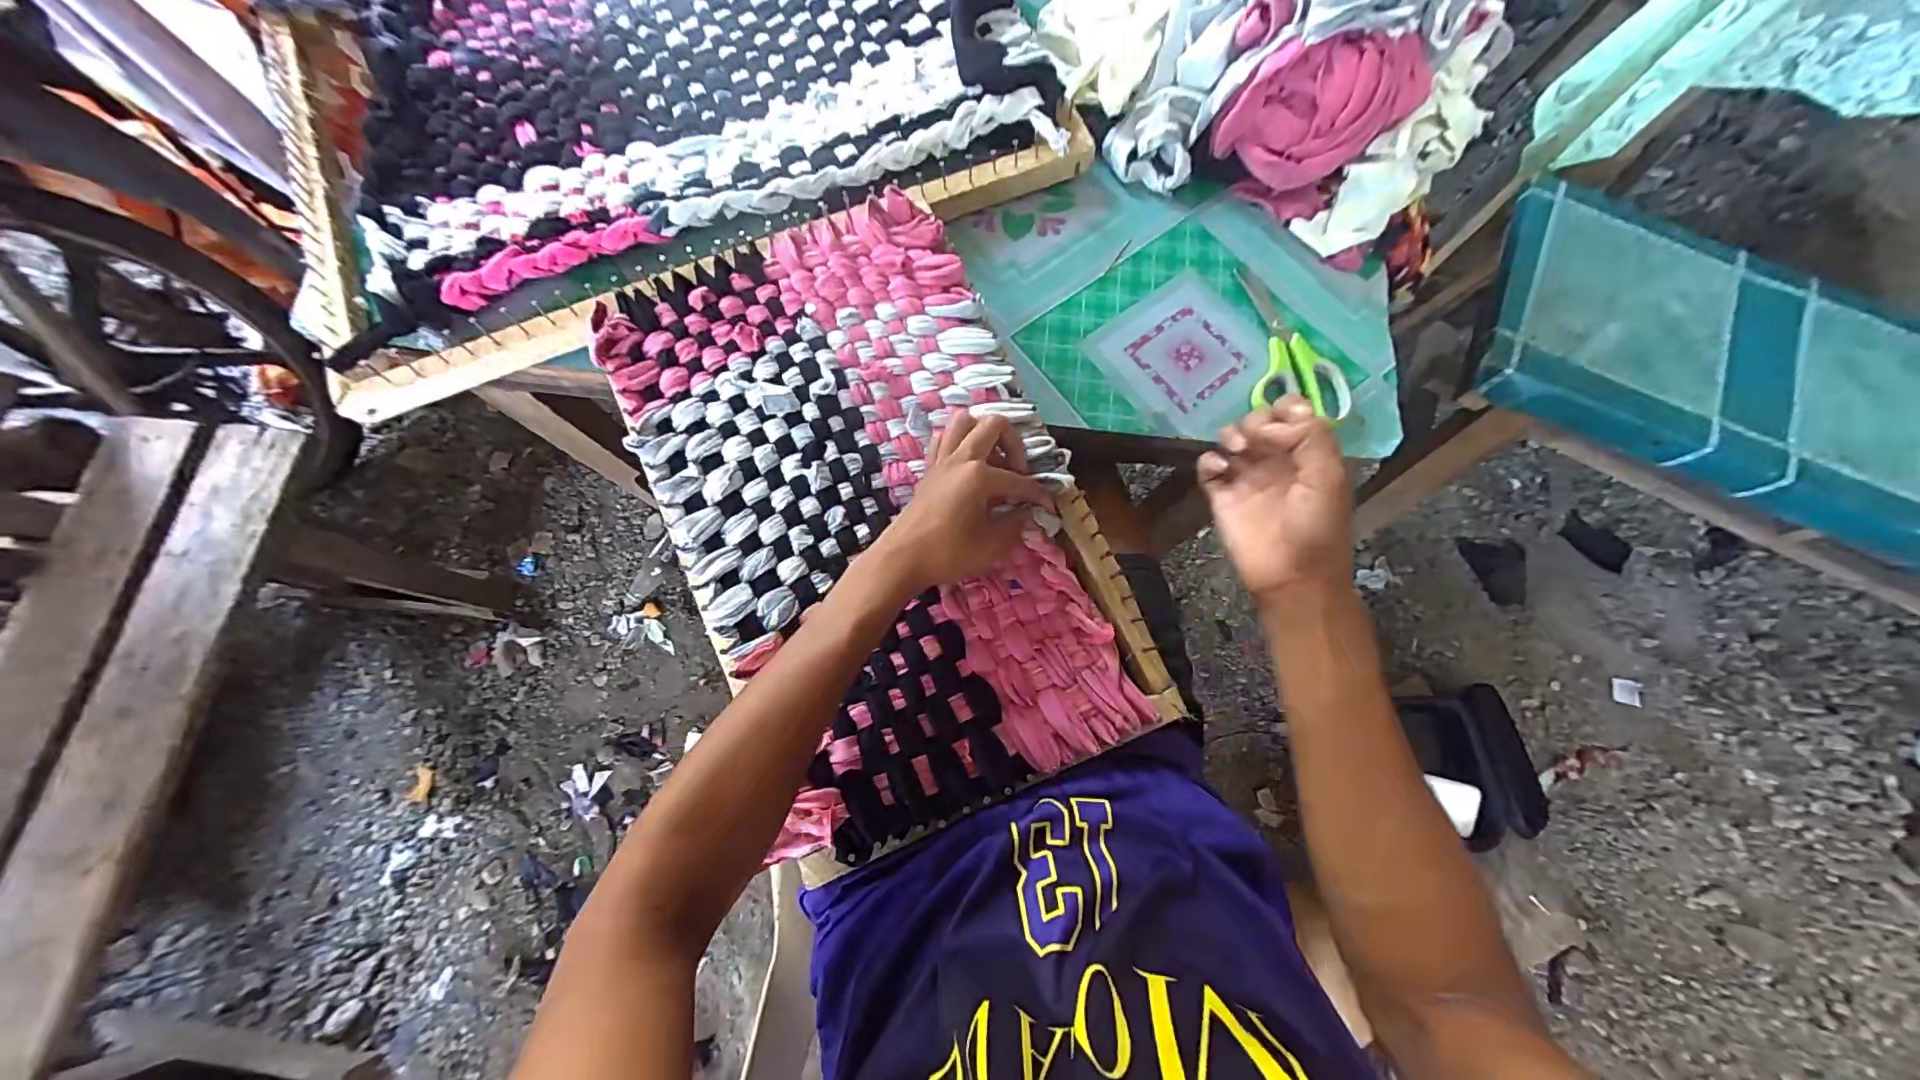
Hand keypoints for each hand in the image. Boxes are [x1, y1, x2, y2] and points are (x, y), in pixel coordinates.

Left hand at [866, 411, 1050, 592]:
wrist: (902, 558)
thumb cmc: (948, 554)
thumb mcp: (992, 546)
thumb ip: (1016, 524)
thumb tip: (1027, 512)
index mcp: (980, 476)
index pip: (1020, 480)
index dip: (1038, 495)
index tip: (1048, 507)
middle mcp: (961, 458)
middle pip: (994, 425)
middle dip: (1014, 445)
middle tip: (1016, 474)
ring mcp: (942, 460)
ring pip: (964, 421)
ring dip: (984, 435)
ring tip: (993, 463)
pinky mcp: (929, 469)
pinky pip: (944, 439)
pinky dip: (958, 443)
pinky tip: (968, 466)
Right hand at [1198, 395, 1352, 605]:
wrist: (1291, 577)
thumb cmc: (1317, 528)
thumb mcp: (1329, 478)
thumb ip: (1312, 437)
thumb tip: (1275, 422)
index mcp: (1307, 453)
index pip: (1292, 413)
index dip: (1284, 408)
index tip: (1280, 419)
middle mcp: (1276, 460)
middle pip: (1258, 421)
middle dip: (1255, 421)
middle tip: (1256, 439)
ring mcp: (1246, 477)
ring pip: (1231, 438)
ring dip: (1231, 434)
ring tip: (1237, 451)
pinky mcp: (1221, 496)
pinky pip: (1208, 466)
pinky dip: (1209, 461)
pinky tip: (1219, 470)